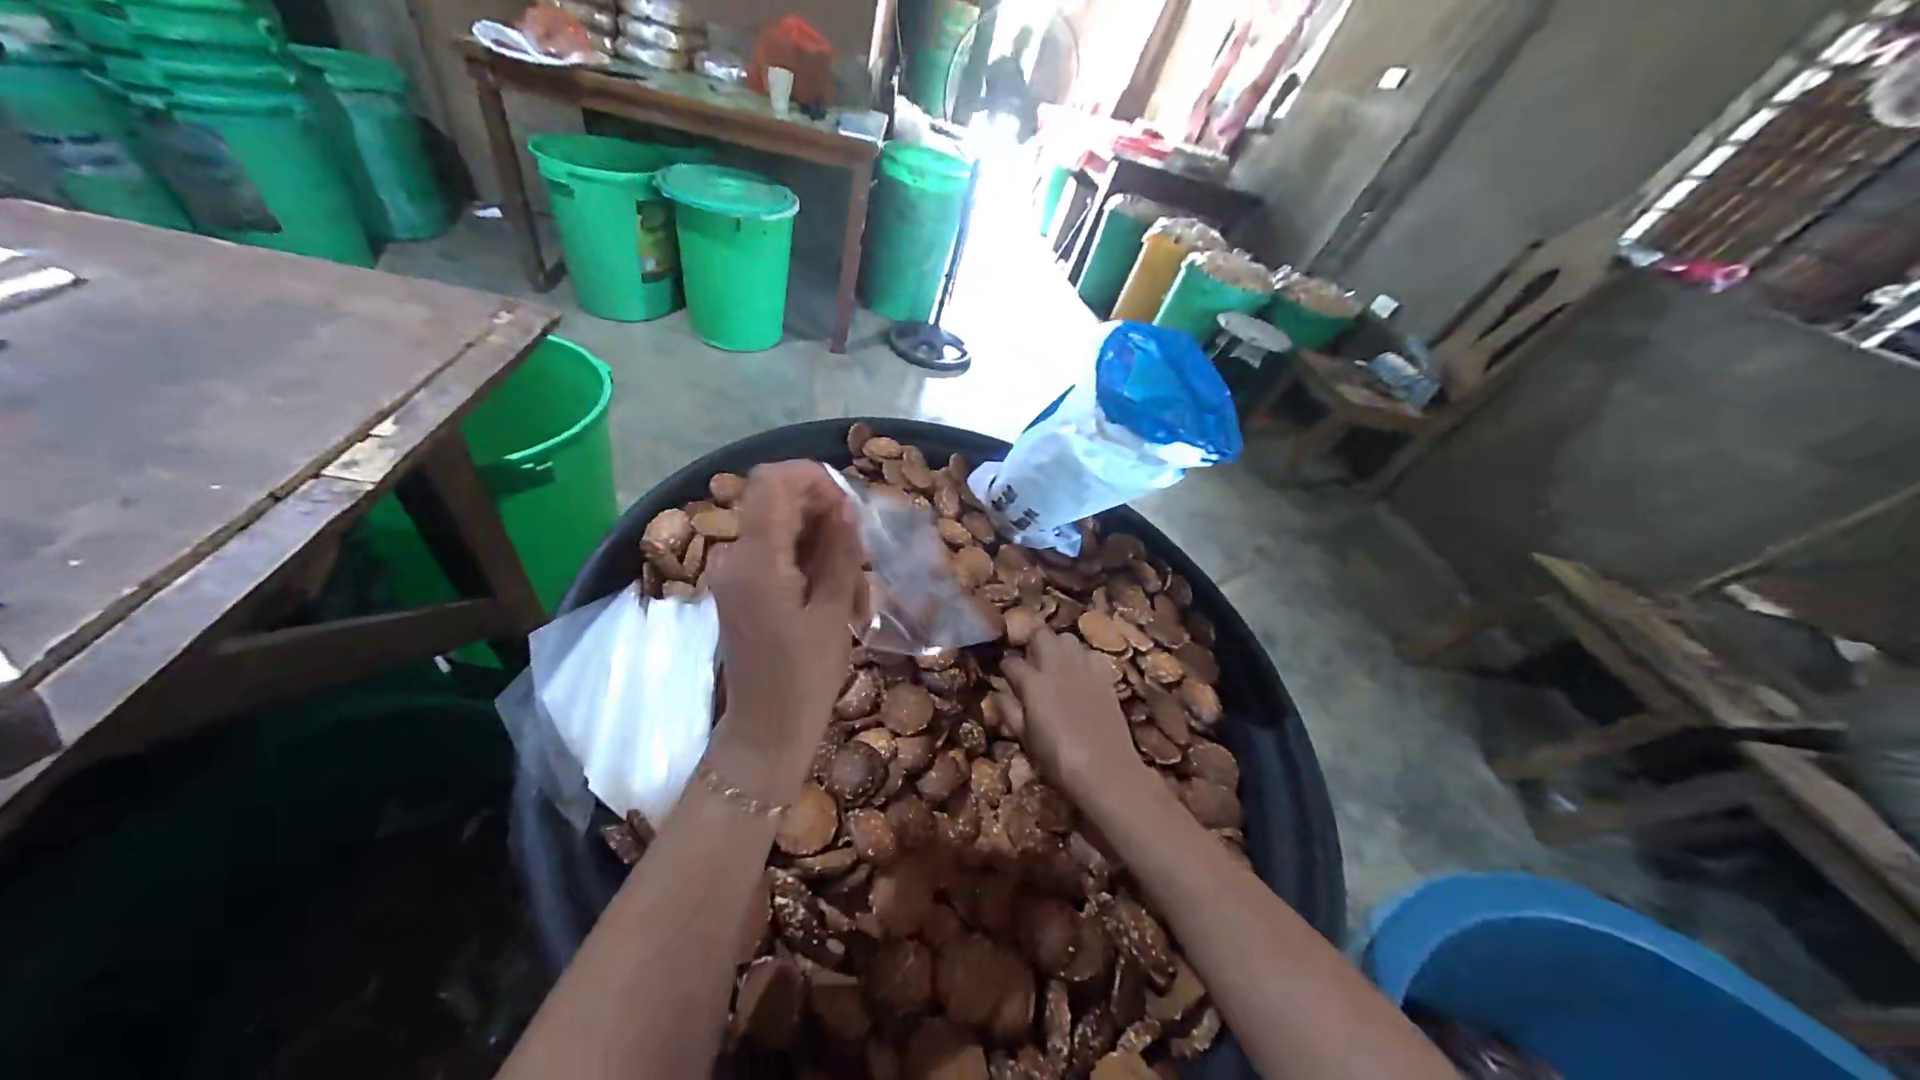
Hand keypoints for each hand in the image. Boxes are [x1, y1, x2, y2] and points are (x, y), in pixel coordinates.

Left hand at [704, 461, 863, 800]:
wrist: (765, 732)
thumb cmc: (805, 677)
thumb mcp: (833, 612)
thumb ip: (839, 552)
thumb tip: (844, 505)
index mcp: (756, 559)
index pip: (774, 482)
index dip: (813, 478)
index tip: (849, 506)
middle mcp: (735, 557)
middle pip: (775, 502)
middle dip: (822, 513)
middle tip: (859, 551)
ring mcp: (732, 574)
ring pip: (777, 528)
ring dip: (818, 540)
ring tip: (853, 583)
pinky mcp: (738, 591)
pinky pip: (772, 554)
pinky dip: (804, 560)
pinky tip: (832, 593)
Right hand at [1000, 628, 1154, 804]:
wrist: (1106, 770)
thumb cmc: (1058, 760)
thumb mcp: (1025, 739)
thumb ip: (1009, 710)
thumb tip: (998, 692)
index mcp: (1033, 683)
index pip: (1010, 662)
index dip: (1005, 669)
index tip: (1005, 677)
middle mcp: (1057, 666)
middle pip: (1040, 635)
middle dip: (1031, 644)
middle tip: (1031, 664)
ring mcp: (1083, 667)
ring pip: (1066, 638)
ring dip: (1057, 647)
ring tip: (1055, 666)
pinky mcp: (1104, 675)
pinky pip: (1089, 653)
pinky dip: (1081, 658)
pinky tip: (1080, 676)